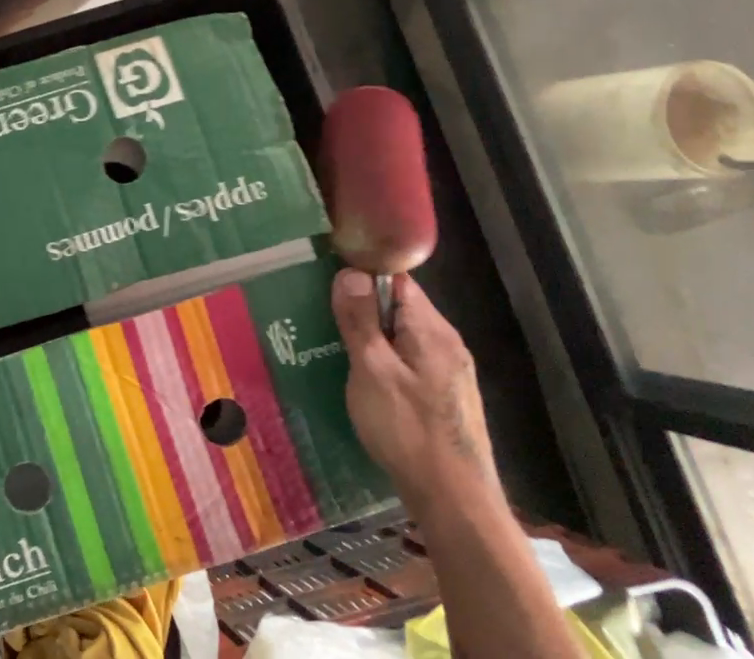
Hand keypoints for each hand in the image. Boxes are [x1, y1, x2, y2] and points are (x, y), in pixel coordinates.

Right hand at [331, 269, 499, 517]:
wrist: (452, 495)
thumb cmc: (406, 427)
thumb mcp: (372, 370)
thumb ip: (360, 321)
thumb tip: (351, 273)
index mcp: (432, 332)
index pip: (399, 282)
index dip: (363, 275)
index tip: (324, 278)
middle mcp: (447, 344)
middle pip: (400, 307)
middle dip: (360, 306)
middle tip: (317, 312)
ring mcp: (449, 371)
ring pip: (401, 335)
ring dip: (368, 334)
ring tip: (330, 342)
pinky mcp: (442, 395)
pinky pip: (406, 358)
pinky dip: (380, 357)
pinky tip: (358, 374)